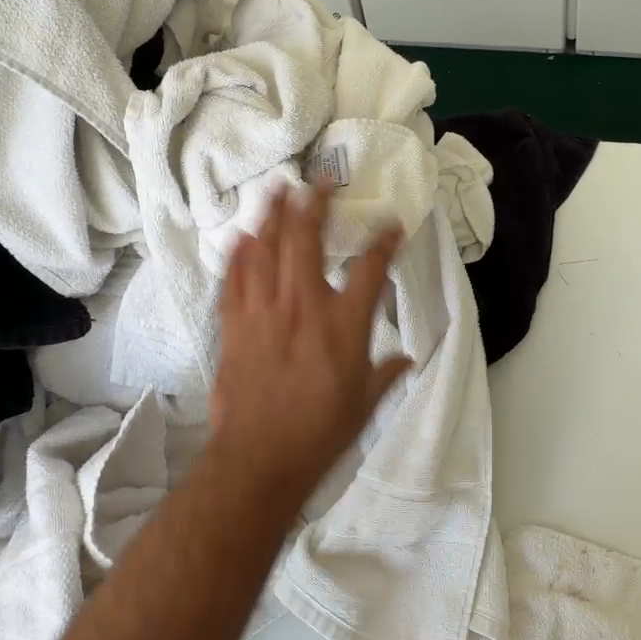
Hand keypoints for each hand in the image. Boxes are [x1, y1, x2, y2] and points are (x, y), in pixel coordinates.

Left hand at [209, 186, 411, 500]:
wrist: (260, 459)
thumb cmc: (321, 432)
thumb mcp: (366, 403)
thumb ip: (386, 373)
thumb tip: (406, 359)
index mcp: (344, 324)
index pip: (370, 268)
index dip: (384, 242)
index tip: (392, 225)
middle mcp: (304, 307)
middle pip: (307, 241)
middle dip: (315, 204)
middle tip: (320, 181)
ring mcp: (263, 313)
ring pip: (266, 250)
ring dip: (272, 215)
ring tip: (278, 188)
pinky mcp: (234, 326)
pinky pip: (234, 280)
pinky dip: (238, 255)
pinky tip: (241, 236)